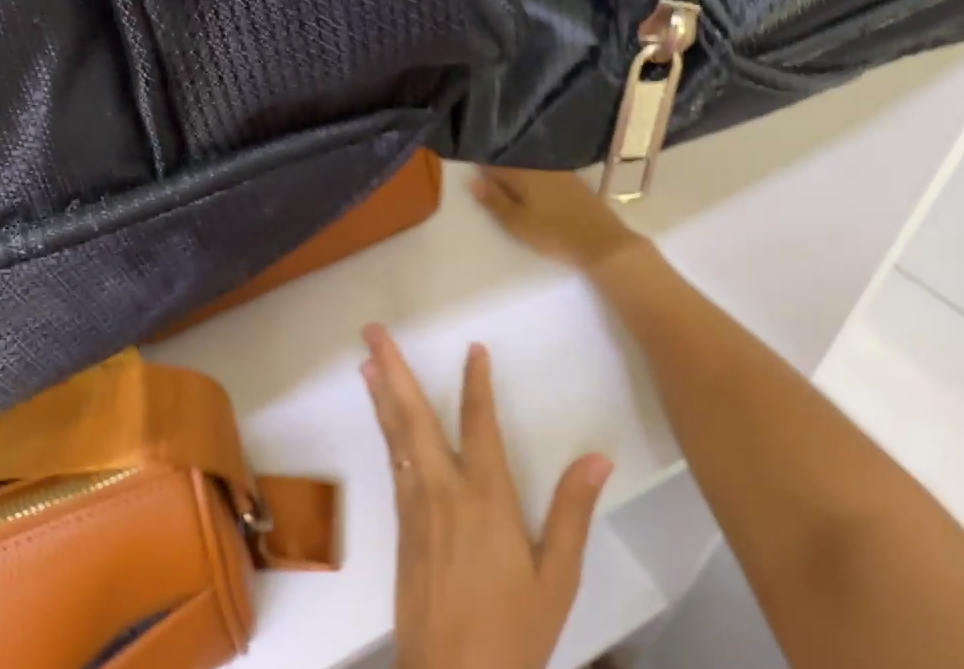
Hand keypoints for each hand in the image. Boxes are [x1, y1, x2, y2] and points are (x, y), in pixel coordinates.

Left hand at [360, 324, 612, 668]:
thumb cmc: (513, 630)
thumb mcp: (557, 578)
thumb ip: (572, 513)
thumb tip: (597, 458)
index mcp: (485, 499)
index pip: (479, 424)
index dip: (477, 382)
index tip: (473, 348)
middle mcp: (443, 492)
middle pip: (414, 418)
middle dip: (394, 370)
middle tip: (373, 332)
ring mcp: (415, 509)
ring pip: (396, 439)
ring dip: (382, 397)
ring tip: (367, 362)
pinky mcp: (401, 530)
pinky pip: (394, 468)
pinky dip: (387, 436)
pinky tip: (386, 426)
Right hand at [470, 168, 644, 270]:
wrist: (603, 243)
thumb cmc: (554, 235)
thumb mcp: (518, 223)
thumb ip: (495, 201)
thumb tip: (472, 182)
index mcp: (524, 175)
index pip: (496, 167)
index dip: (482, 172)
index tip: (472, 176)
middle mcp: (542, 169)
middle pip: (515, 167)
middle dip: (501, 173)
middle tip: (489, 185)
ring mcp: (563, 175)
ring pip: (533, 171)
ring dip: (520, 178)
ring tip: (511, 190)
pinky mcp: (577, 185)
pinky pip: (548, 177)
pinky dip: (538, 183)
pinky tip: (538, 193)